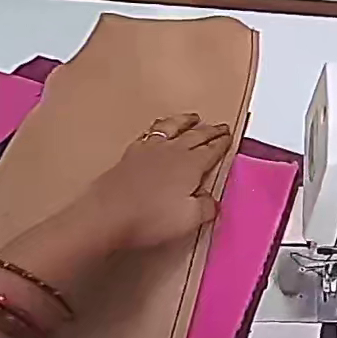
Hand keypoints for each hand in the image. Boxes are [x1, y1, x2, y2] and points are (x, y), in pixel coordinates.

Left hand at [77, 114, 231, 250]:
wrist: (108, 215)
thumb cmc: (151, 218)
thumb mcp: (190, 219)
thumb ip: (206, 207)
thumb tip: (211, 200)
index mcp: (191, 164)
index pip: (212, 150)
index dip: (222, 144)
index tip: (229, 139)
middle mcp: (172, 151)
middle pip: (196, 135)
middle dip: (210, 131)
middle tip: (220, 127)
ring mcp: (150, 150)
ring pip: (172, 127)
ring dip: (184, 121)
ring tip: (192, 118)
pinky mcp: (131, 155)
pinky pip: (150, 134)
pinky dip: (159, 129)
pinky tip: (158, 132)